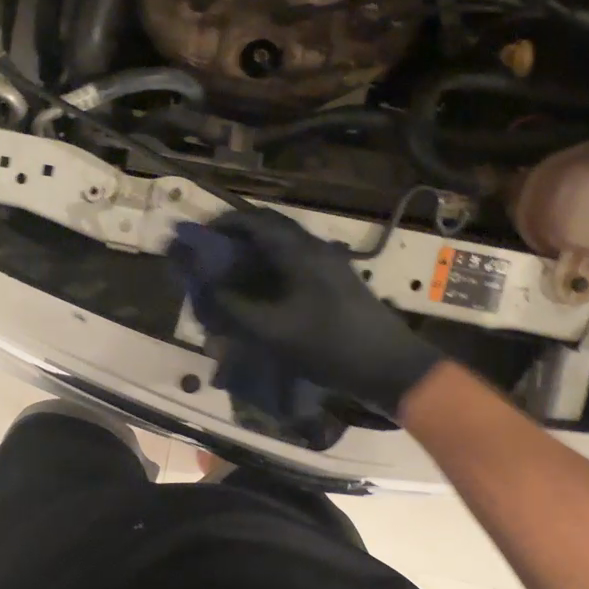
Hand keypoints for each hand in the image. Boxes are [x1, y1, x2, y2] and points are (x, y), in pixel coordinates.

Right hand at [168, 210, 444, 415]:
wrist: (390, 367)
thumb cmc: (330, 346)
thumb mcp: (274, 332)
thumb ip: (235, 308)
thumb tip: (206, 289)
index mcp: (300, 252)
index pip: (255, 221)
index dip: (223, 224)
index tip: (198, 235)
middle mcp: (316, 248)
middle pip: (270, 228)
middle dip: (238, 235)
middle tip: (210, 252)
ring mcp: (330, 264)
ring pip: (284, 245)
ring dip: (255, 251)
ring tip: (229, 272)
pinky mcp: (337, 281)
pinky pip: (296, 262)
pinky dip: (272, 267)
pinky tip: (260, 291)